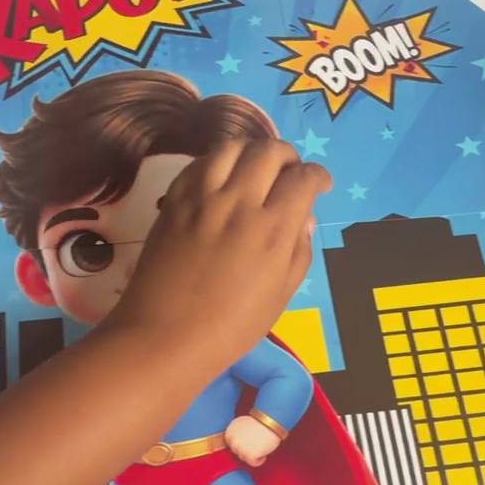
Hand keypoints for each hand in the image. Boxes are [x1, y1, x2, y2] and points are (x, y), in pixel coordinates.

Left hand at [102, 139, 331, 370]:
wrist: (163, 337)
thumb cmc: (230, 328)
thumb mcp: (280, 296)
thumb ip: (298, 251)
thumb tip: (304, 217)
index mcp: (271, 230)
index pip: (303, 178)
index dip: (318, 175)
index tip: (320, 184)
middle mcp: (237, 203)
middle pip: (268, 151)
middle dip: (288, 156)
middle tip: (290, 172)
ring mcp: (200, 198)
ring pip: (231, 147)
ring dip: (250, 151)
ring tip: (255, 168)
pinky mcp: (172, 201)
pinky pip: (198, 163)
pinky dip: (217, 162)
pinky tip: (222, 179)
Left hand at [224, 415, 281, 466]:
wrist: (271, 421)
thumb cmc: (261, 421)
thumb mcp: (243, 423)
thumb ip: (238, 432)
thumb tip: (239, 441)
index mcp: (229, 431)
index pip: (230, 443)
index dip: (239, 443)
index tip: (247, 443)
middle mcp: (232, 440)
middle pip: (236, 451)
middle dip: (244, 450)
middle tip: (255, 446)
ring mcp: (240, 449)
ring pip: (243, 458)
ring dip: (251, 456)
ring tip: (260, 450)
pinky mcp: (249, 455)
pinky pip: (253, 463)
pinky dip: (259, 461)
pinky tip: (264, 456)